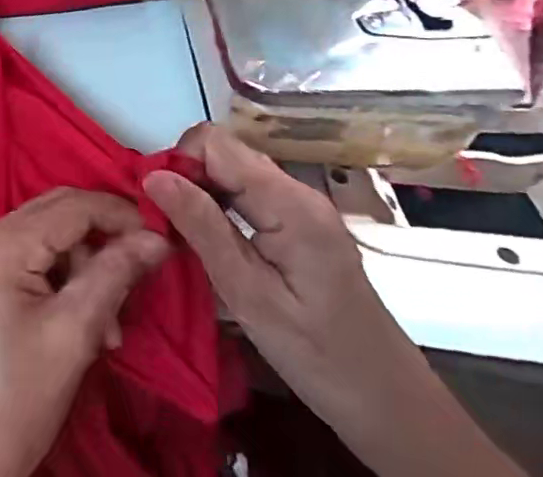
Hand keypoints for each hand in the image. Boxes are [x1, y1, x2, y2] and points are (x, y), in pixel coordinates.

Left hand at [0, 188, 170, 476]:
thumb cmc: (22, 392)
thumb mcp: (76, 329)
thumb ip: (116, 272)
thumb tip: (158, 237)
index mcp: (2, 240)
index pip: (74, 205)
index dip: (122, 216)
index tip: (161, 240)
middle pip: (62, 213)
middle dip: (104, 242)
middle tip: (138, 277)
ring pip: (54, 236)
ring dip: (89, 269)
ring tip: (110, 326)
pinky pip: (38, 256)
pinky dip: (68, 280)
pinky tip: (86, 322)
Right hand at [141, 125, 385, 417]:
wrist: (388, 400)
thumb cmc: (318, 356)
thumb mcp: (249, 296)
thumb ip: (203, 228)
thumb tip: (154, 176)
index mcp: (289, 203)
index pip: (216, 143)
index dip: (178, 163)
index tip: (157, 206)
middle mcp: (297, 191)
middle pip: (225, 151)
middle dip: (186, 176)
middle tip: (165, 225)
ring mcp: (302, 205)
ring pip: (234, 170)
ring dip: (201, 191)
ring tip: (182, 235)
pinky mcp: (301, 222)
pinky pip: (249, 192)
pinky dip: (220, 205)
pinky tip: (211, 241)